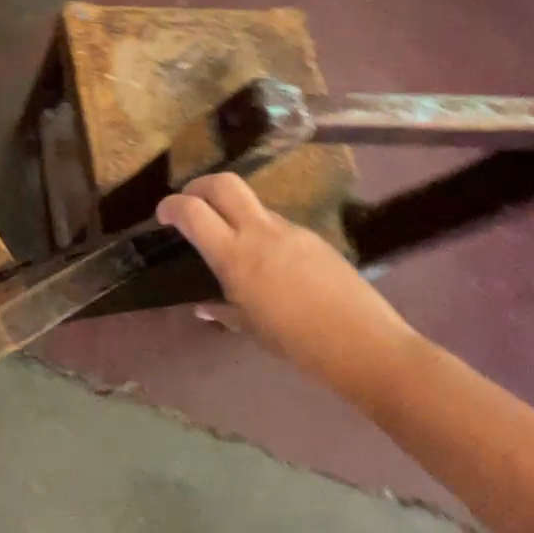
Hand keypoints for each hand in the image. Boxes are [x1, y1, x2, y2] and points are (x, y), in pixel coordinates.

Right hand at [157, 174, 421, 389]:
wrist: (370, 349)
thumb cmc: (300, 345)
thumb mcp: (252, 329)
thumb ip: (223, 311)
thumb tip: (203, 307)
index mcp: (236, 256)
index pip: (191, 210)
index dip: (170, 206)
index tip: (163, 217)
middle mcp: (260, 233)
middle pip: (223, 184)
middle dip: (200, 186)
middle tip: (192, 205)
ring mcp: (292, 232)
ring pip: (253, 205)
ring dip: (235, 213)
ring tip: (234, 244)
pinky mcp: (316, 240)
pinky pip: (279, 225)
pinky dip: (263, 233)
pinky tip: (272, 265)